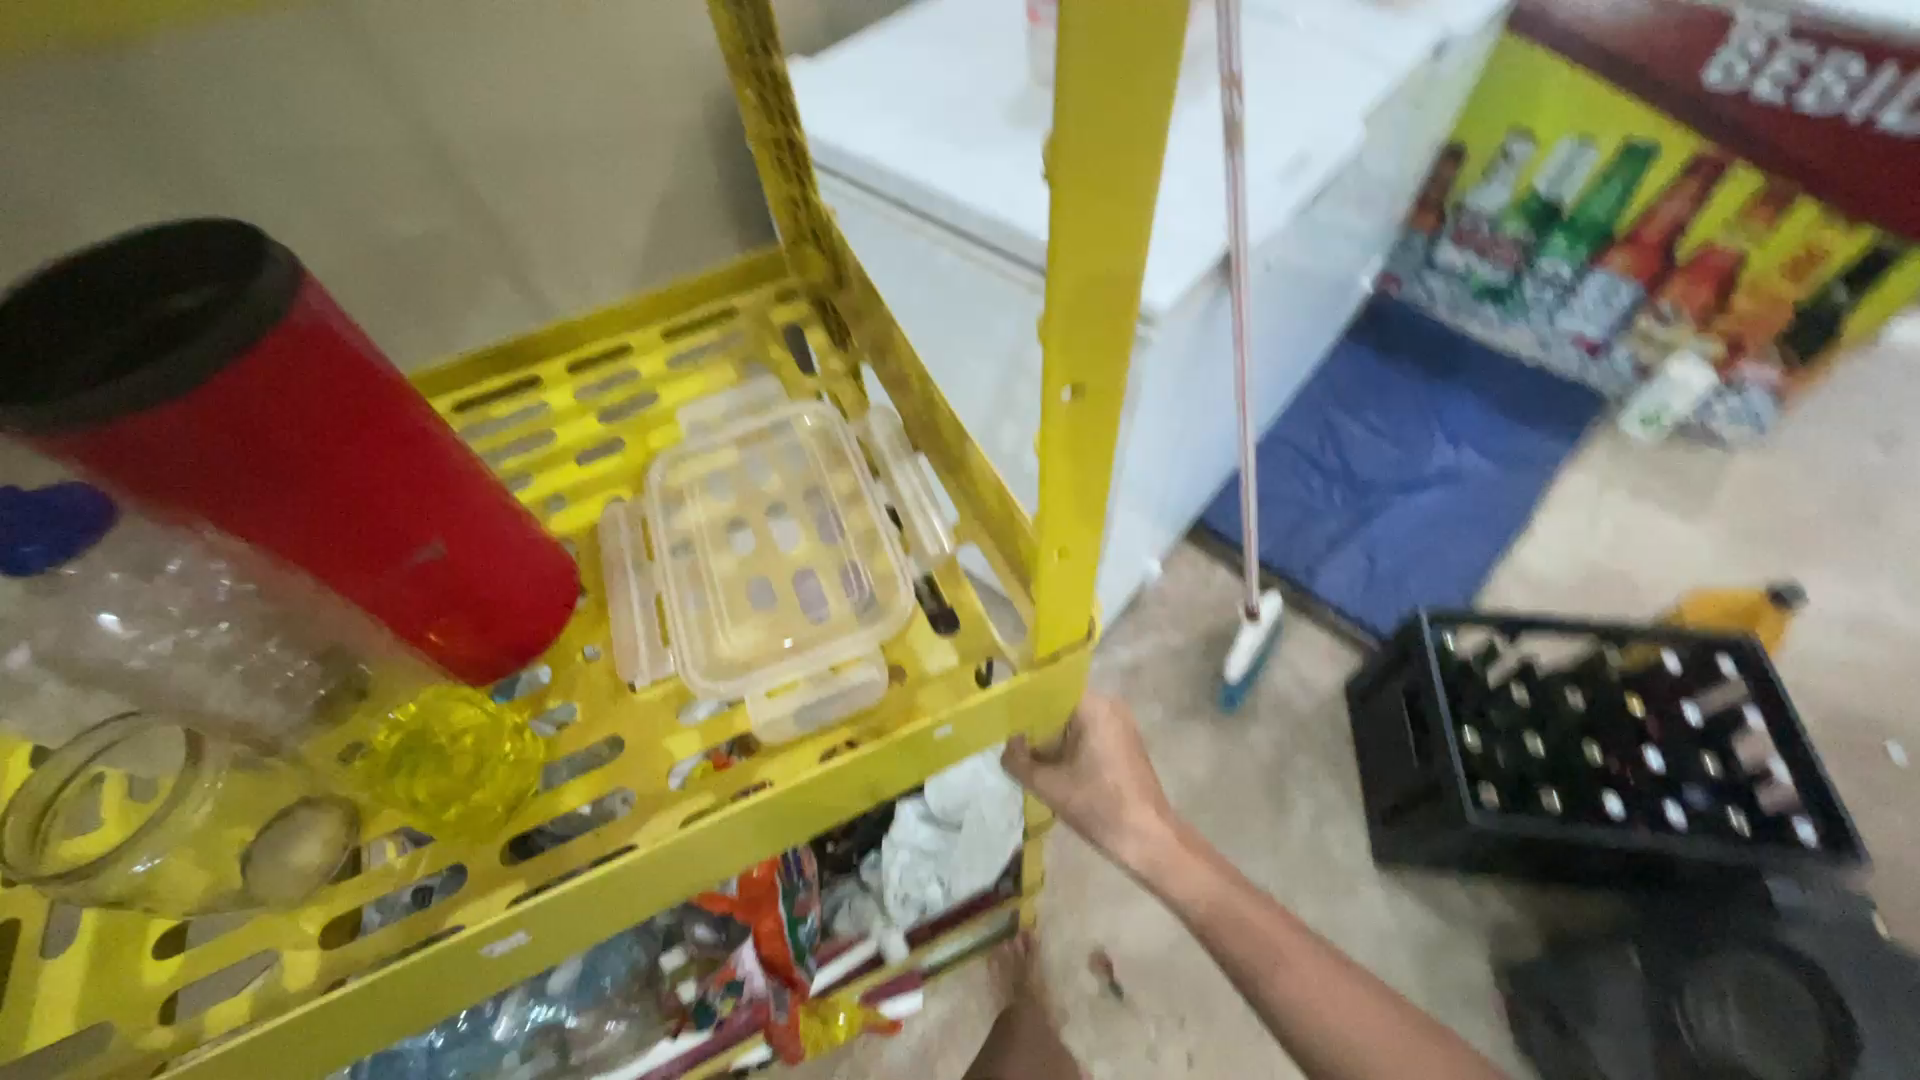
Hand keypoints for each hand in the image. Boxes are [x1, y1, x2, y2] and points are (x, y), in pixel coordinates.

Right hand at [1002, 693, 1178, 873]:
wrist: (1147, 839)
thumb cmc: (1098, 806)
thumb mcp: (1048, 785)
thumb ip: (1018, 760)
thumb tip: (1009, 745)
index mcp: (1094, 706)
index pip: (1049, 691)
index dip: (1024, 706)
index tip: (1004, 722)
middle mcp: (1110, 706)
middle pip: (1061, 707)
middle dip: (1037, 725)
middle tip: (1013, 744)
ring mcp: (1121, 724)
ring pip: (1075, 723)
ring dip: (1053, 739)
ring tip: (1028, 758)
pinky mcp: (1125, 743)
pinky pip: (1089, 734)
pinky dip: (1070, 747)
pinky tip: (1054, 769)